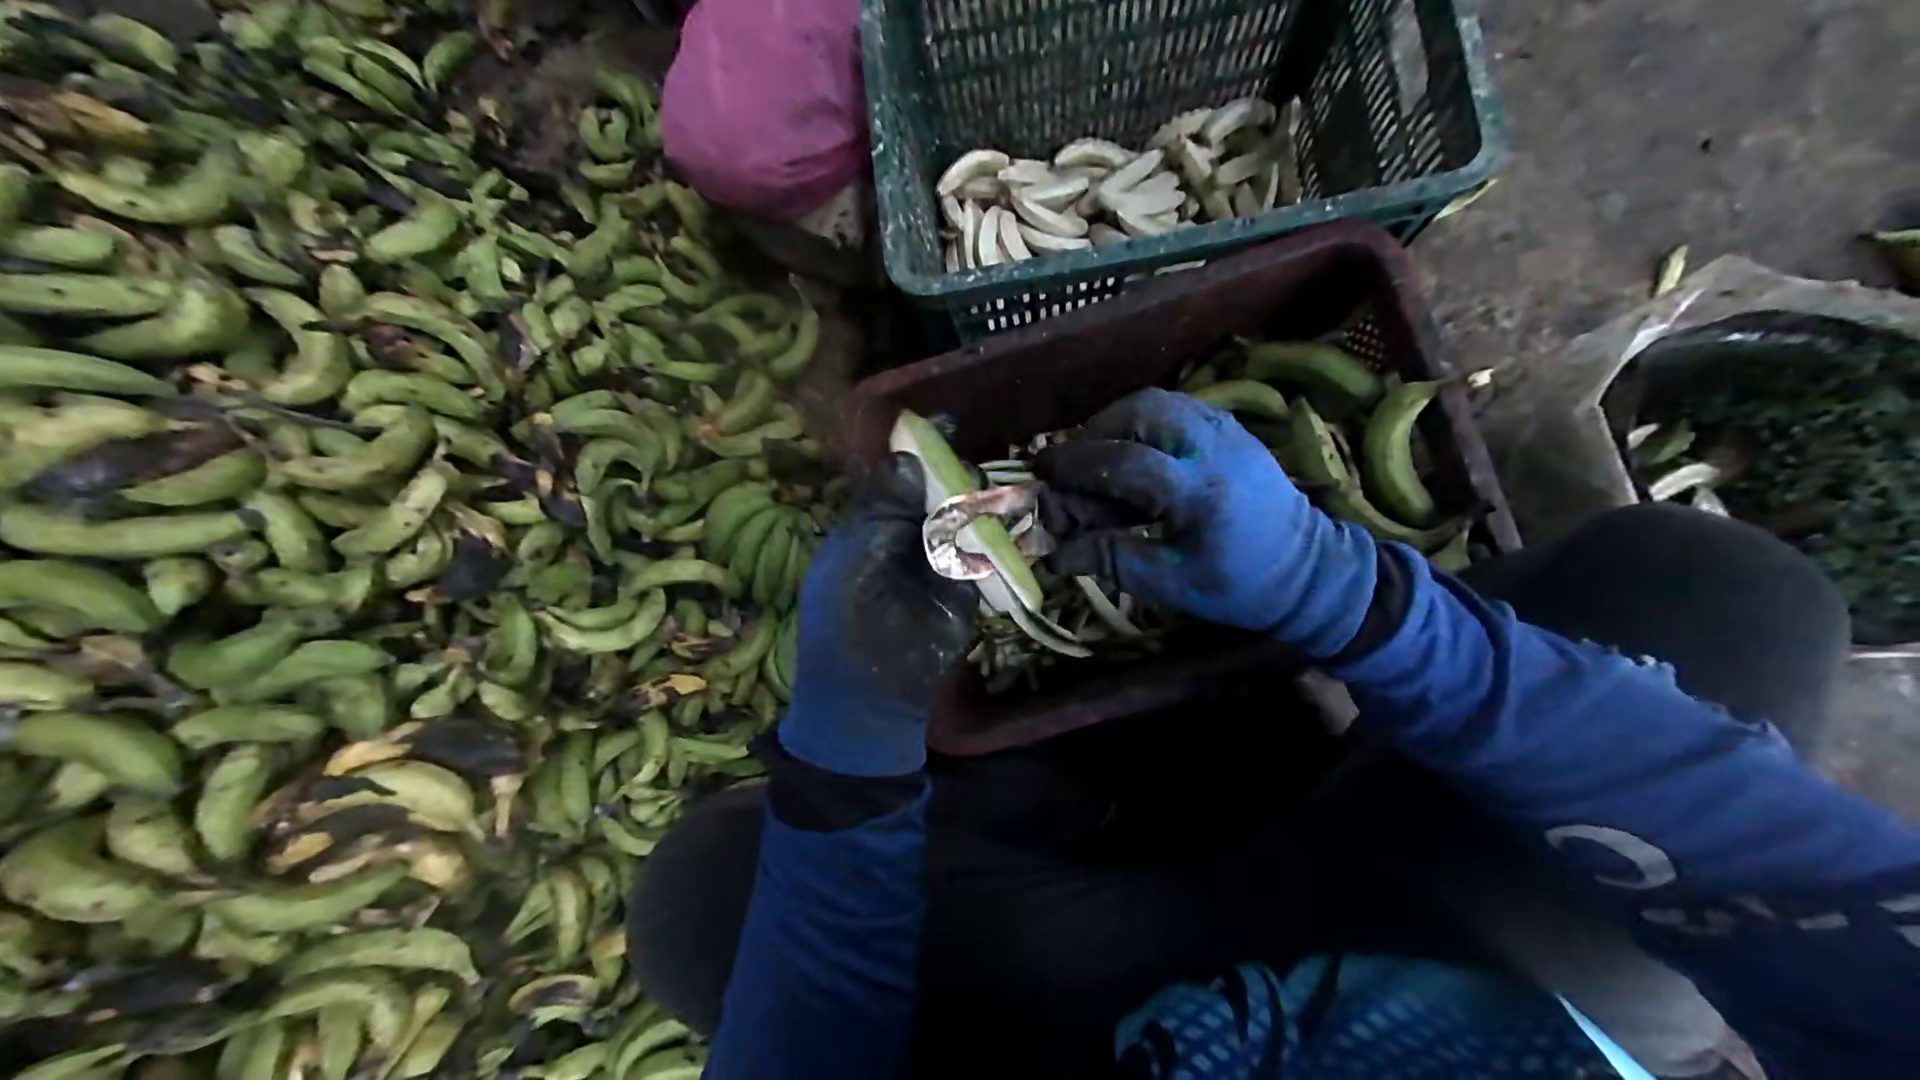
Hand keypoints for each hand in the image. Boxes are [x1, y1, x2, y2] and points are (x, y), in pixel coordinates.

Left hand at [779, 453, 976, 775]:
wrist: (871, 695)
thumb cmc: (846, 624)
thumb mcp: (855, 561)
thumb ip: (882, 511)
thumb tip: (904, 457)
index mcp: (871, 524)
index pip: (900, 476)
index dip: (920, 450)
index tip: (946, 423)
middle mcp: (907, 534)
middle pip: (939, 490)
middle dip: (956, 477)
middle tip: (968, 479)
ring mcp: (939, 559)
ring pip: (966, 518)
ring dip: (981, 505)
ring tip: (993, 502)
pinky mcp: (967, 585)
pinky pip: (986, 553)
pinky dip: (1001, 538)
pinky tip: (1015, 526)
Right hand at [1033, 388, 1378, 658]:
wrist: (1311, 572)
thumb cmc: (1239, 587)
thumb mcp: (1171, 582)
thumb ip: (1110, 559)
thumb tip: (1054, 554)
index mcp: (1198, 492)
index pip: (1122, 462)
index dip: (1075, 464)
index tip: (1042, 470)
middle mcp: (1213, 447)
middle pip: (1139, 412)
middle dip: (1094, 431)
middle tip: (1071, 460)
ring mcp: (1227, 430)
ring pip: (1157, 401)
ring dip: (1117, 420)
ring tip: (1098, 452)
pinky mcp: (1233, 428)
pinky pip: (1177, 407)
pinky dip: (1143, 420)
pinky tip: (1133, 448)